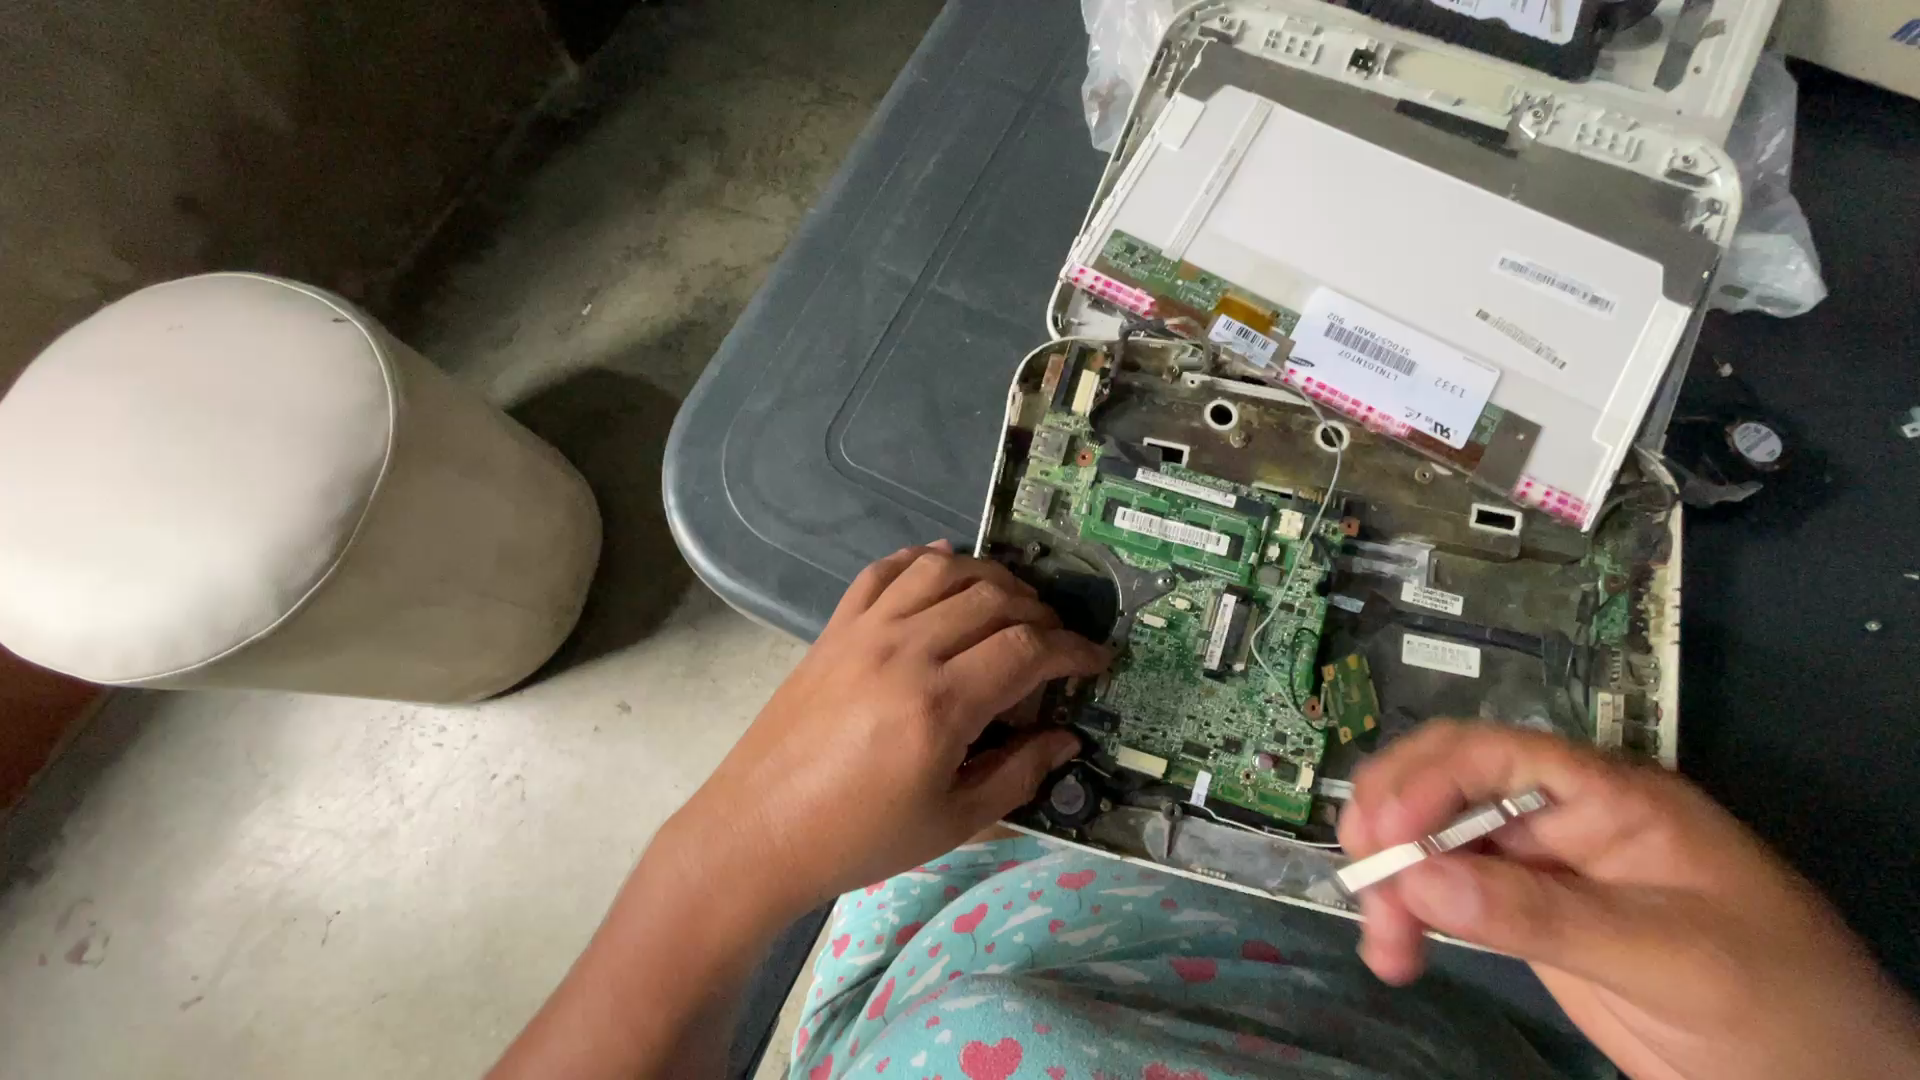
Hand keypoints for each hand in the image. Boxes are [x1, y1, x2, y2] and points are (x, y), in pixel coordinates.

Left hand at [675, 542, 1108, 915]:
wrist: (758, 830)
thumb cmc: (859, 838)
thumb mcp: (952, 822)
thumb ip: (1019, 773)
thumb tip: (1068, 737)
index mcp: (939, 704)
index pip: (1026, 648)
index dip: (1073, 649)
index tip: (1096, 660)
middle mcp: (905, 649)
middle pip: (994, 599)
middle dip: (1041, 613)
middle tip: (1057, 642)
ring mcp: (865, 630)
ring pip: (943, 571)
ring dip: (990, 577)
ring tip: (1013, 603)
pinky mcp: (835, 627)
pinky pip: (884, 571)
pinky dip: (922, 559)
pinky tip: (944, 566)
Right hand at [1338, 722, 1919, 1079]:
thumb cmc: (1784, 1011)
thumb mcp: (1671, 959)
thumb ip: (1541, 915)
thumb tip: (1417, 879)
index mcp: (1604, 794)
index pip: (1491, 754)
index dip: (1425, 780)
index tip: (1382, 836)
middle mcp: (1554, 814)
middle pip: (1441, 786)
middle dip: (1390, 826)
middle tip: (1362, 878)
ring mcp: (1532, 862)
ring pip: (1428, 840)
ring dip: (1390, 880)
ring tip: (1383, 943)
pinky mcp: (1517, 909)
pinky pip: (1440, 891)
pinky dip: (1407, 913)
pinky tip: (1396, 950)